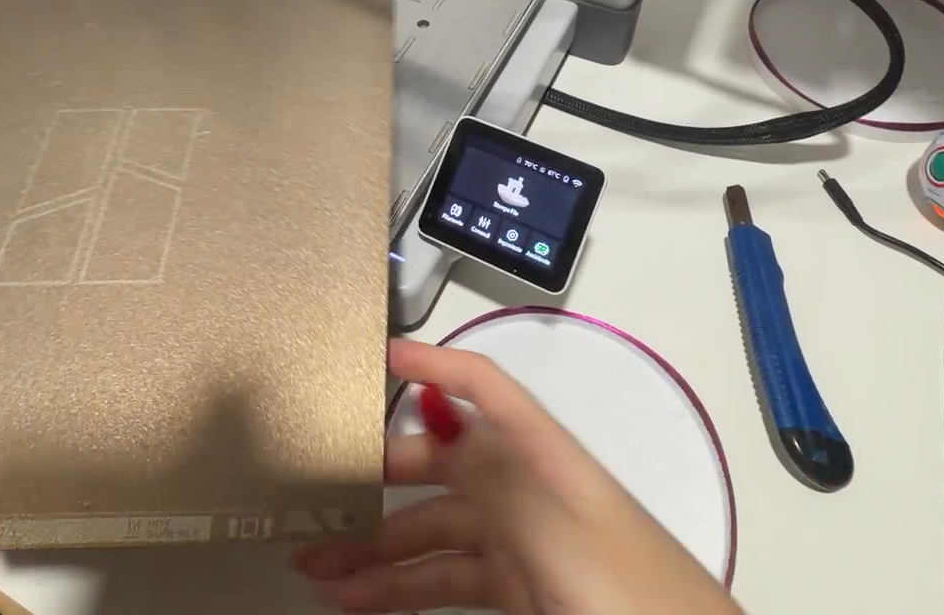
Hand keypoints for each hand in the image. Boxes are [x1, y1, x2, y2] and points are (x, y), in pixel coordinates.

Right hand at [294, 340, 740, 614]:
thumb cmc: (627, 590)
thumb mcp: (557, 531)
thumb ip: (497, 478)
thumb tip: (441, 427)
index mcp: (543, 454)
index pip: (483, 387)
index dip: (435, 362)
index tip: (380, 354)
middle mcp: (527, 486)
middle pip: (445, 463)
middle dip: (382, 477)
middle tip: (321, 494)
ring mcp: (522, 540)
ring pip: (437, 529)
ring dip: (378, 547)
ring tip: (317, 567)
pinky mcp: (520, 588)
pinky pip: (448, 577)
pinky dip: (404, 587)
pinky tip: (360, 600)